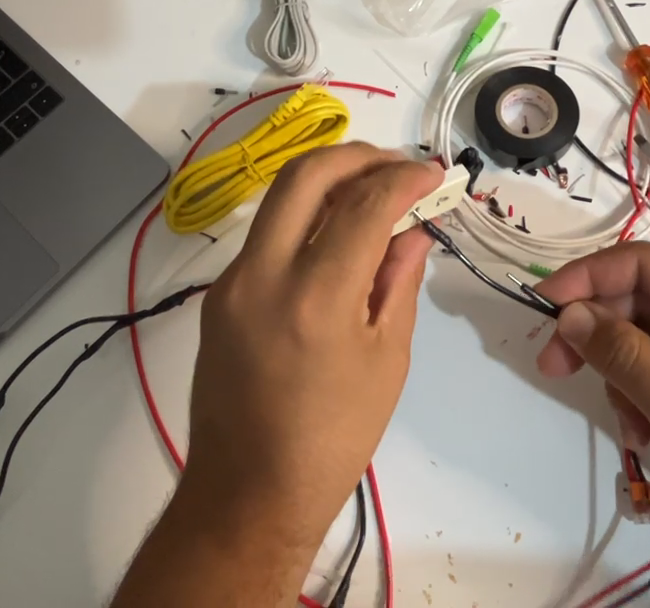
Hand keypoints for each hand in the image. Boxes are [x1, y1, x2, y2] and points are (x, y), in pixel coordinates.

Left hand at [180, 143, 440, 544]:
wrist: (248, 493)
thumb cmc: (334, 437)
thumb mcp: (386, 359)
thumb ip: (398, 281)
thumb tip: (414, 230)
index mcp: (316, 298)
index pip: (365, 207)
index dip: (404, 180)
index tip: (432, 173)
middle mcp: (264, 275)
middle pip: (305, 176)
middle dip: (357, 156)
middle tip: (395, 164)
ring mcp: (232, 281)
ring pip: (279, 200)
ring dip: (327, 181)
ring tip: (370, 191)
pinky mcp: (218, 294)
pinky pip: (266, 236)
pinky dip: (304, 220)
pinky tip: (334, 237)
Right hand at [534, 242, 649, 558]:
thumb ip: (619, 352)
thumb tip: (568, 314)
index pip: (641, 262)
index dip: (585, 278)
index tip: (541, 307)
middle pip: (642, 297)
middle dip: (600, 336)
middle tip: (555, 370)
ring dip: (626, 373)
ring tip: (630, 427)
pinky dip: (649, 388)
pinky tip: (647, 431)